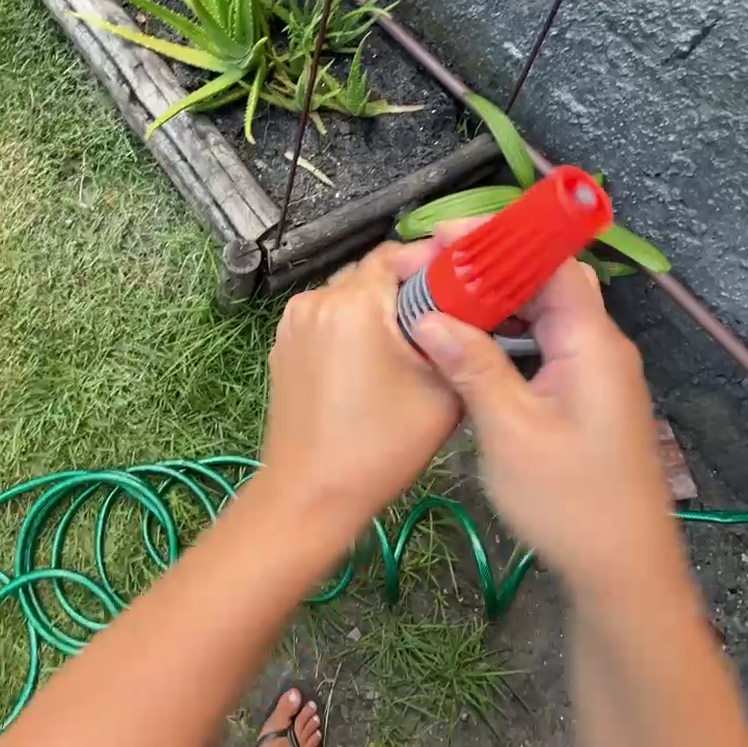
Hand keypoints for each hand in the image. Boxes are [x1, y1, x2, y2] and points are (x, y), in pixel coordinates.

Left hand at [259, 241, 460, 540]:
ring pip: (344, 294)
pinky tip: (367, 360)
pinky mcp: (282, 345)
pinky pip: (324, 317)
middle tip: (436, 320)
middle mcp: (315, 300)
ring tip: (403, 343)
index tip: (457, 288)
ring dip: (374, 308)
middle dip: (402, 289)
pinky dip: (347, 326)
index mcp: (352, 303)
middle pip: (368, 273)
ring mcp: (292, 322)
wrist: (310, 493)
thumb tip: (465, 311)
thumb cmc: (380, 445)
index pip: (395, 254)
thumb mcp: (440, 391)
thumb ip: (458, 339)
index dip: (430, 265)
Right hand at [411, 236, 680, 587]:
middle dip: (488, 264)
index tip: (443, 236)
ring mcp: (592, 370)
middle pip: (544, 280)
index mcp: (591, 344)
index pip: (550, 264)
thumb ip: (470, 364)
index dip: (499, 241)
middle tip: (430, 263)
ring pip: (540, 310)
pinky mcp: (581, 393)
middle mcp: (598, 346)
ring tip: (438, 291)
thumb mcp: (510, 430)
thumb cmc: (569, 501)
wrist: (622, 572)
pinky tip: (465, 334)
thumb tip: (426, 316)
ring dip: (492, 297)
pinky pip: (540, 341)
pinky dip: (502, 329)